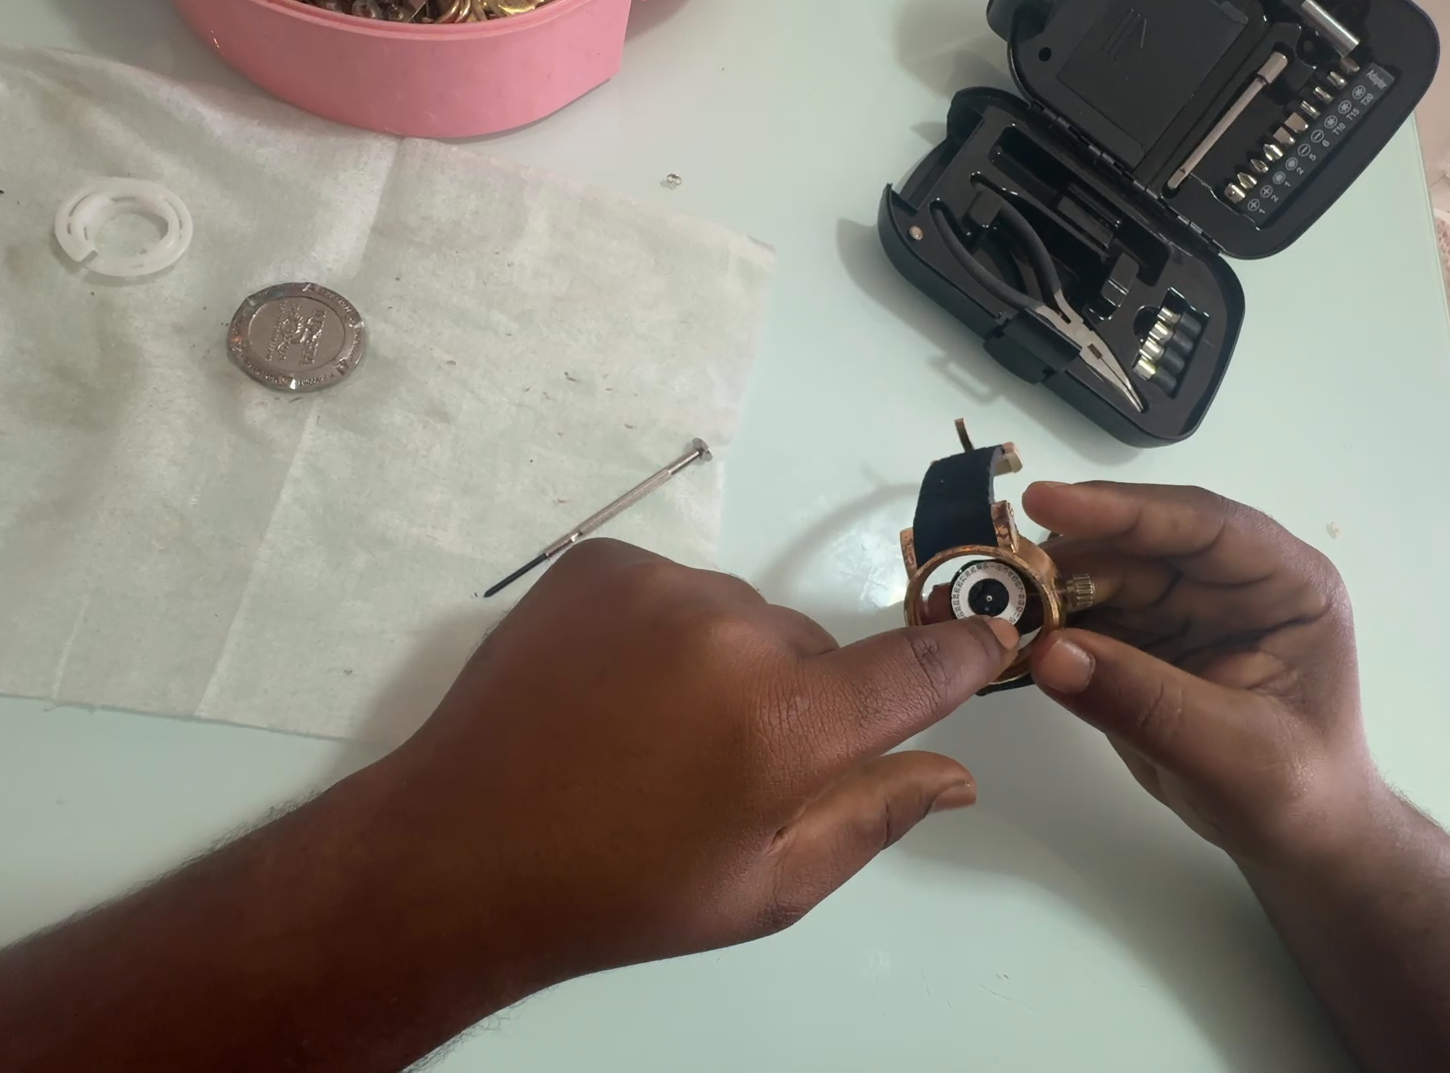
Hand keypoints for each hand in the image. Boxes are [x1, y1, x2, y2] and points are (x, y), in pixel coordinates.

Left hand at [355, 539, 1017, 991]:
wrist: (460, 849)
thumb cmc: (624, 888)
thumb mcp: (765, 886)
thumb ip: (872, 816)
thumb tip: (955, 773)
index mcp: (784, 723)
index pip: (912, 670)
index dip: (959, 655)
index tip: (989, 635)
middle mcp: (732, 630)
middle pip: (809, 647)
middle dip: (794, 695)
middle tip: (723, 754)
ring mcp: (660, 584)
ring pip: (740, 615)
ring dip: (725, 660)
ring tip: (653, 721)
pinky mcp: (601, 561)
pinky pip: (674, 589)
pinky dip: (666, 629)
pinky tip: (614, 683)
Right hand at [1023, 481, 1386, 868]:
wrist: (1288, 836)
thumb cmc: (1294, 794)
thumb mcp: (1233, 755)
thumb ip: (1145, 703)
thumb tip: (1048, 655)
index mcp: (1282, 584)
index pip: (1201, 526)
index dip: (1121, 509)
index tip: (1042, 501)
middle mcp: (1223, 580)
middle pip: (1133, 545)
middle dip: (1064, 557)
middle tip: (996, 573)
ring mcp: (1175, 605)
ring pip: (1095, 574)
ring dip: (1042, 589)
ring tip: (989, 605)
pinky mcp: (1135, 634)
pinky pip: (1077, 614)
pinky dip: (1040, 622)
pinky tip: (1004, 631)